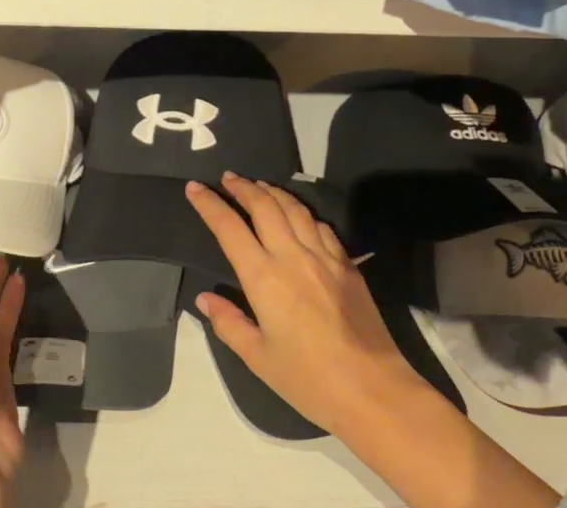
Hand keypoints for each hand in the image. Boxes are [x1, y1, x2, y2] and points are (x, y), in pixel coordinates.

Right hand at [187, 173, 559, 507]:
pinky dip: (304, 213)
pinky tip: (300, 216)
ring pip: (295, 209)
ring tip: (260, 186)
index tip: (194, 187)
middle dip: (243, 187)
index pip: (229, 228)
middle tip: (228, 178)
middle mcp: (292, 256)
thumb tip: (205, 298)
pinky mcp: (348, 265)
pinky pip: (322, 227)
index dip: (210, 204)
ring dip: (274, 192)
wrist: (372, 388)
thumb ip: (229, 323)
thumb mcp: (258, 358)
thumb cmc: (308, 380)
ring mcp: (324, 257)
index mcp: (264, 278)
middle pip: (264, 206)